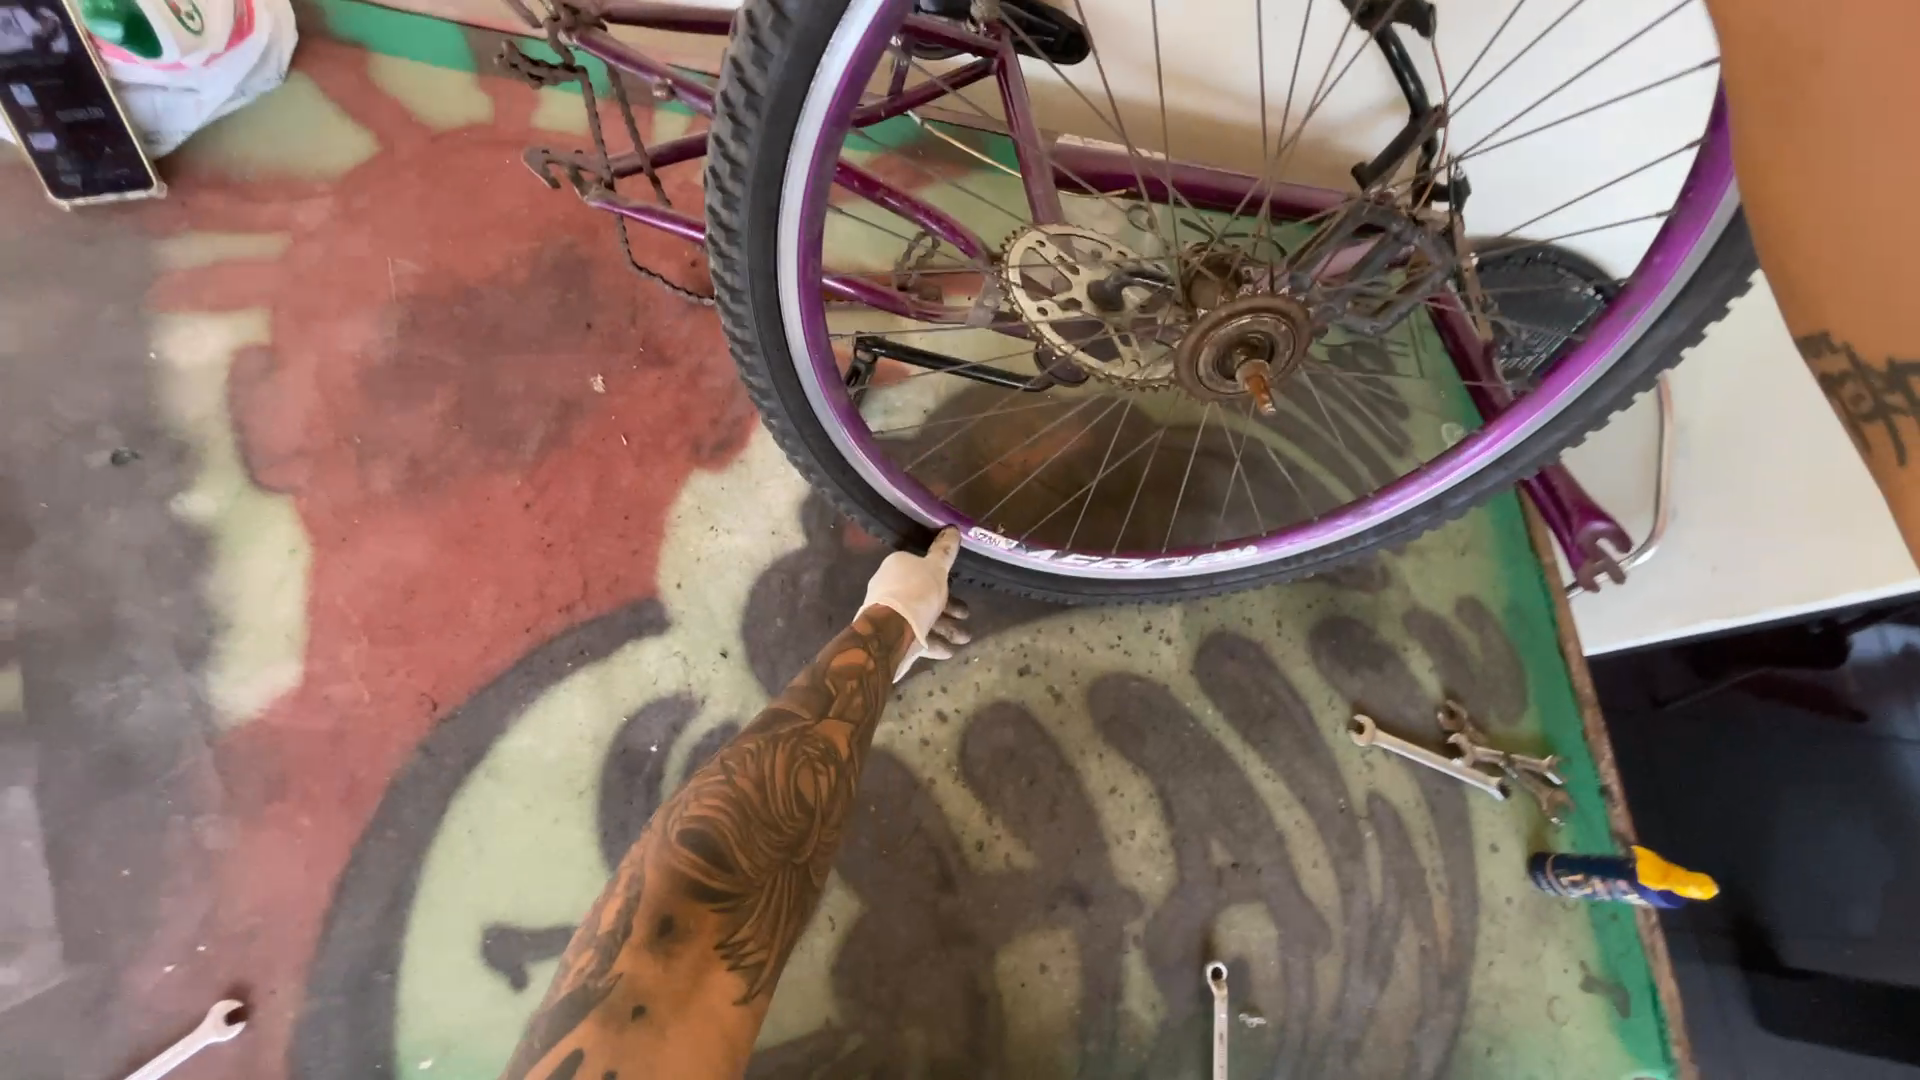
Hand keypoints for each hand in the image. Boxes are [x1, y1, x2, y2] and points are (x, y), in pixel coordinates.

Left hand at [860, 527, 970, 678]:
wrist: (891, 631)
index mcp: (897, 567)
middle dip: (949, 607)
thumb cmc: (916, 593)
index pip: (921, 569)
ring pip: (923, 618)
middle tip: (966, 615)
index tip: (958, 586)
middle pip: (924, 595)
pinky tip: (949, 651)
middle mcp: (891, 588)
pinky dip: (934, 643)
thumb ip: (944, 551)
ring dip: (946, 628)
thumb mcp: (936, 568)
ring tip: (964, 639)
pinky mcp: (892, 636)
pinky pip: (917, 637)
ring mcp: (890, 614)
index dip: (942, 579)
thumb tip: (952, 528)